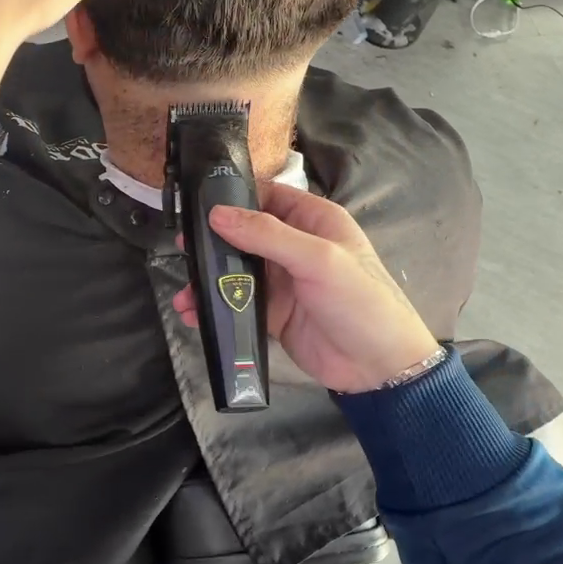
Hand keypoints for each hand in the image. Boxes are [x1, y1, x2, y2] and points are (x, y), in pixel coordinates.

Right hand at [172, 185, 441, 392]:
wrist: (379, 366)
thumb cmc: (359, 301)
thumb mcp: (317, 260)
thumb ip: (267, 235)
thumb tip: (217, 214)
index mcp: (314, 221)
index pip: (268, 197)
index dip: (235, 198)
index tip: (198, 207)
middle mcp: (296, 246)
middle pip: (245, 235)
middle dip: (212, 244)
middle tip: (183, 250)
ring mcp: (284, 282)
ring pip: (237, 272)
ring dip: (209, 281)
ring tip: (184, 296)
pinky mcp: (274, 314)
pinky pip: (238, 304)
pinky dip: (216, 308)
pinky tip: (195, 315)